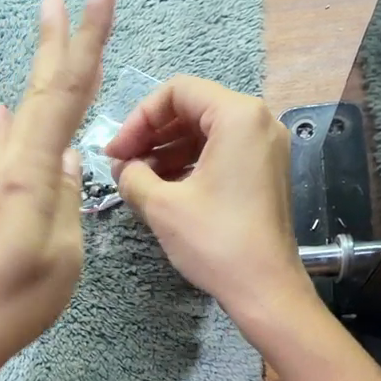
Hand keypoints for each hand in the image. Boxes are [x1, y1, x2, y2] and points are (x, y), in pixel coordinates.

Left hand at [0, 0, 116, 380]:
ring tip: (50, 32)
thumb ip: (68, 198)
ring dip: (42, 73)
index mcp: (31, 171)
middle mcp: (9, 166)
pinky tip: (0, 109)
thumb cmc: (20, 300)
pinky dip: (10, 124)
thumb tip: (69, 158)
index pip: (68, 92)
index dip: (89, 41)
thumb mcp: (64, 252)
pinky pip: (7, 149)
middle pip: (42, 92)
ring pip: (27, 115)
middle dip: (64, 41)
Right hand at [104, 76, 316, 332]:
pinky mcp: (264, 174)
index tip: (116, 153)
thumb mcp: (162, 206)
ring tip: (137, 180)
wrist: (264, 288)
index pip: (177, 92)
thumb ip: (134, 176)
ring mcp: (265, 148)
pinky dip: (189, 165)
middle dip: (152, 135)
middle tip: (122, 166)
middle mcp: (258, 122)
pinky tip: (164, 190)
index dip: (138, 118)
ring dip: (167, 152)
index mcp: (238, 116)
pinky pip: (221, 154)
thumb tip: (124, 168)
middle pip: (193, 109)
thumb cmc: (215, 241)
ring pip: (206, 133)